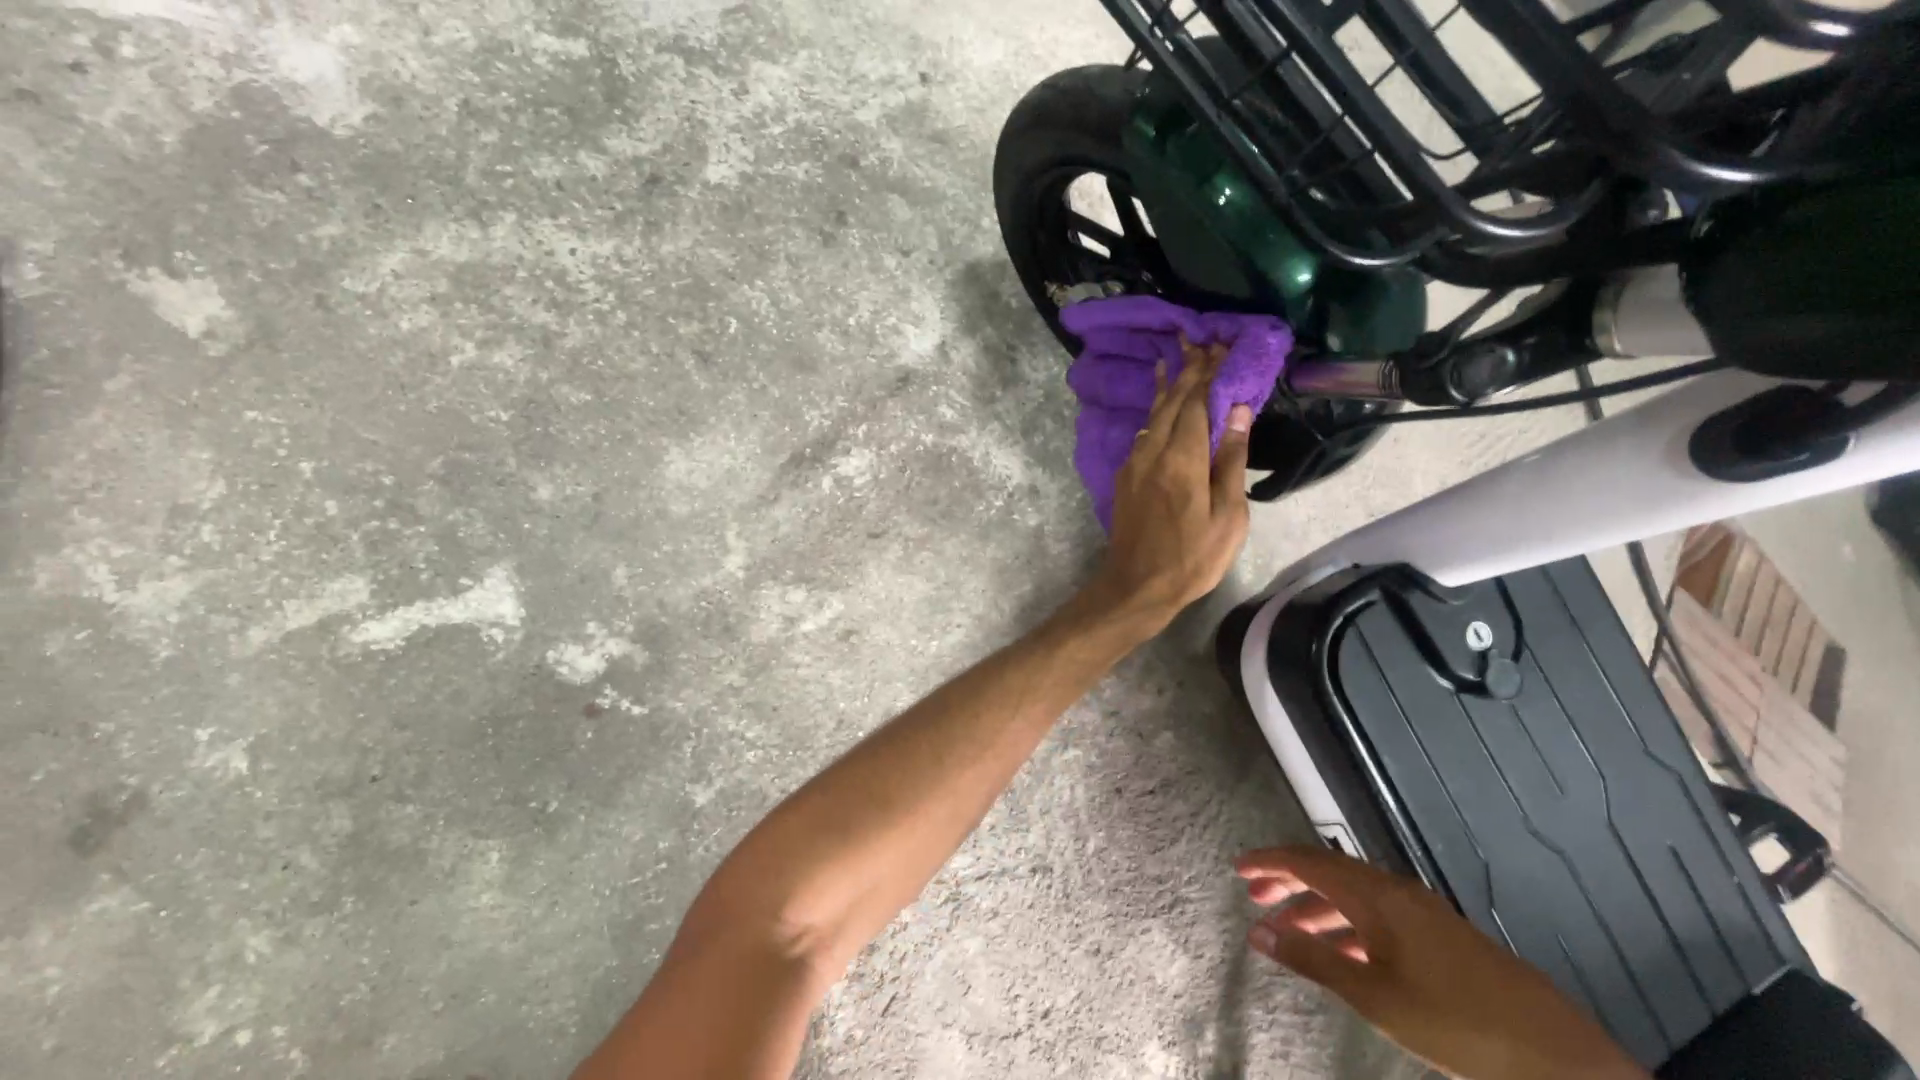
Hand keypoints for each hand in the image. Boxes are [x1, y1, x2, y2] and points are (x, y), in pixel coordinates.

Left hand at [1087, 339, 1251, 630]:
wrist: (1136, 586)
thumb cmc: (1192, 558)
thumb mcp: (1227, 515)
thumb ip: (1231, 460)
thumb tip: (1239, 411)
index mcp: (1182, 458)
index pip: (1197, 402)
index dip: (1209, 373)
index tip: (1221, 347)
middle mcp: (1153, 451)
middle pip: (1172, 401)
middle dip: (1188, 370)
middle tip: (1201, 342)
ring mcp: (1135, 463)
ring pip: (1153, 415)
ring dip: (1167, 386)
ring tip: (1174, 358)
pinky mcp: (1126, 477)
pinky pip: (1144, 431)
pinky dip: (1155, 410)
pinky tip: (1158, 406)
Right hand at [1237, 846, 1649, 1079]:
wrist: (1550, 1053)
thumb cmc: (1452, 1021)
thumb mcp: (1371, 993)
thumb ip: (1312, 958)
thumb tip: (1257, 930)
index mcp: (1377, 897)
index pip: (1310, 862)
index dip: (1270, 862)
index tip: (1237, 869)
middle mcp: (1397, 892)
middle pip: (1331, 871)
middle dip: (1289, 880)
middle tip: (1254, 897)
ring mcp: (1422, 912)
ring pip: (1355, 895)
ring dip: (1317, 907)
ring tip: (1289, 933)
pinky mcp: (1440, 934)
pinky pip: (1378, 914)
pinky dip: (1347, 924)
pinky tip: (1342, 954)